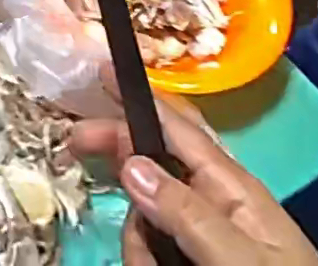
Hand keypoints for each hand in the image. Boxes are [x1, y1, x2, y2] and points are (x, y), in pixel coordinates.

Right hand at [71, 88, 317, 265]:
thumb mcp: (242, 260)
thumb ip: (187, 213)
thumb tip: (129, 162)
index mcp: (230, 186)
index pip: (176, 126)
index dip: (138, 96)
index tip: (100, 69)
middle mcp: (212, 201)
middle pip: (149, 161)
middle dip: (115, 159)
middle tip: (75, 148)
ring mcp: (201, 234)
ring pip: (143, 212)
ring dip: (136, 242)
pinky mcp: (191, 259)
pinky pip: (150, 247)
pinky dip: (143, 260)